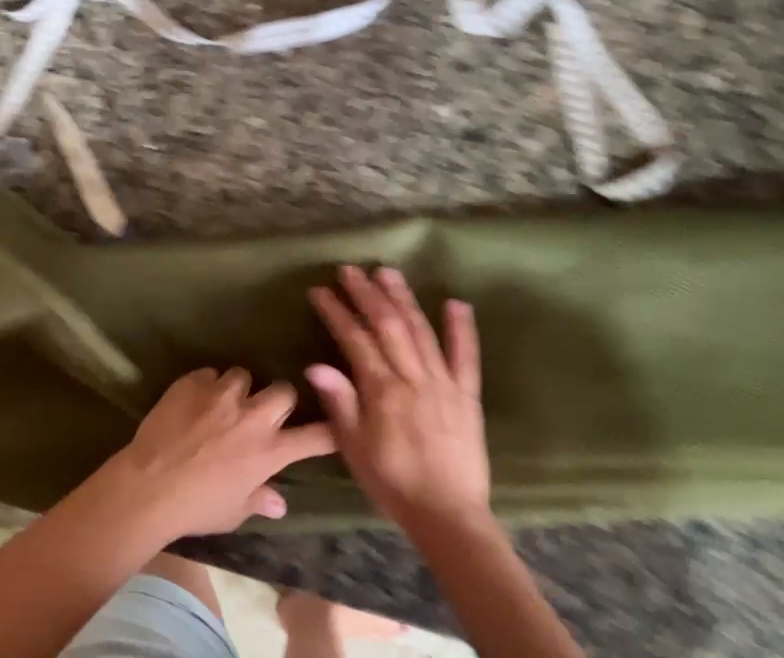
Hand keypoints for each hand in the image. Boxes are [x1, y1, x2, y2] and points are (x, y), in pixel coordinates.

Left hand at [98, 368, 335, 538]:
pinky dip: (205, 385)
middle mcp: (252, 417)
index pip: (316, 437)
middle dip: (278, 400)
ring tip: (222, 404)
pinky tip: (193, 401)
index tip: (335, 426)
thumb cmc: (196, 508)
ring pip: (243, 375)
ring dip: (238, 389)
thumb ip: (259, 500)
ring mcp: (221, 396)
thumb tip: (279, 504)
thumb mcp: (234, 512)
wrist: (149, 486)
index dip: (330, 431)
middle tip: (262, 413)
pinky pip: (208, 374)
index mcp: (269, 451)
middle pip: (284, 391)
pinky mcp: (192, 383)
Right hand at [307, 266, 490, 527]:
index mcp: (382, 391)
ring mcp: (444, 383)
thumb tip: (316, 364)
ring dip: (403, 299)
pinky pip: (466, 357)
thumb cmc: (393, 483)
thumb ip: (341, 403)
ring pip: (421, 331)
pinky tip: (456, 303)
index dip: (336, 312)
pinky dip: (462, 328)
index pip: (355, 340)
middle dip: (367, 294)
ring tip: (388, 273)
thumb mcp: (355, 448)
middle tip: (350, 270)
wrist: (447, 514)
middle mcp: (413, 378)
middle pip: (388, 325)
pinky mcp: (467, 395)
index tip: (320, 291)